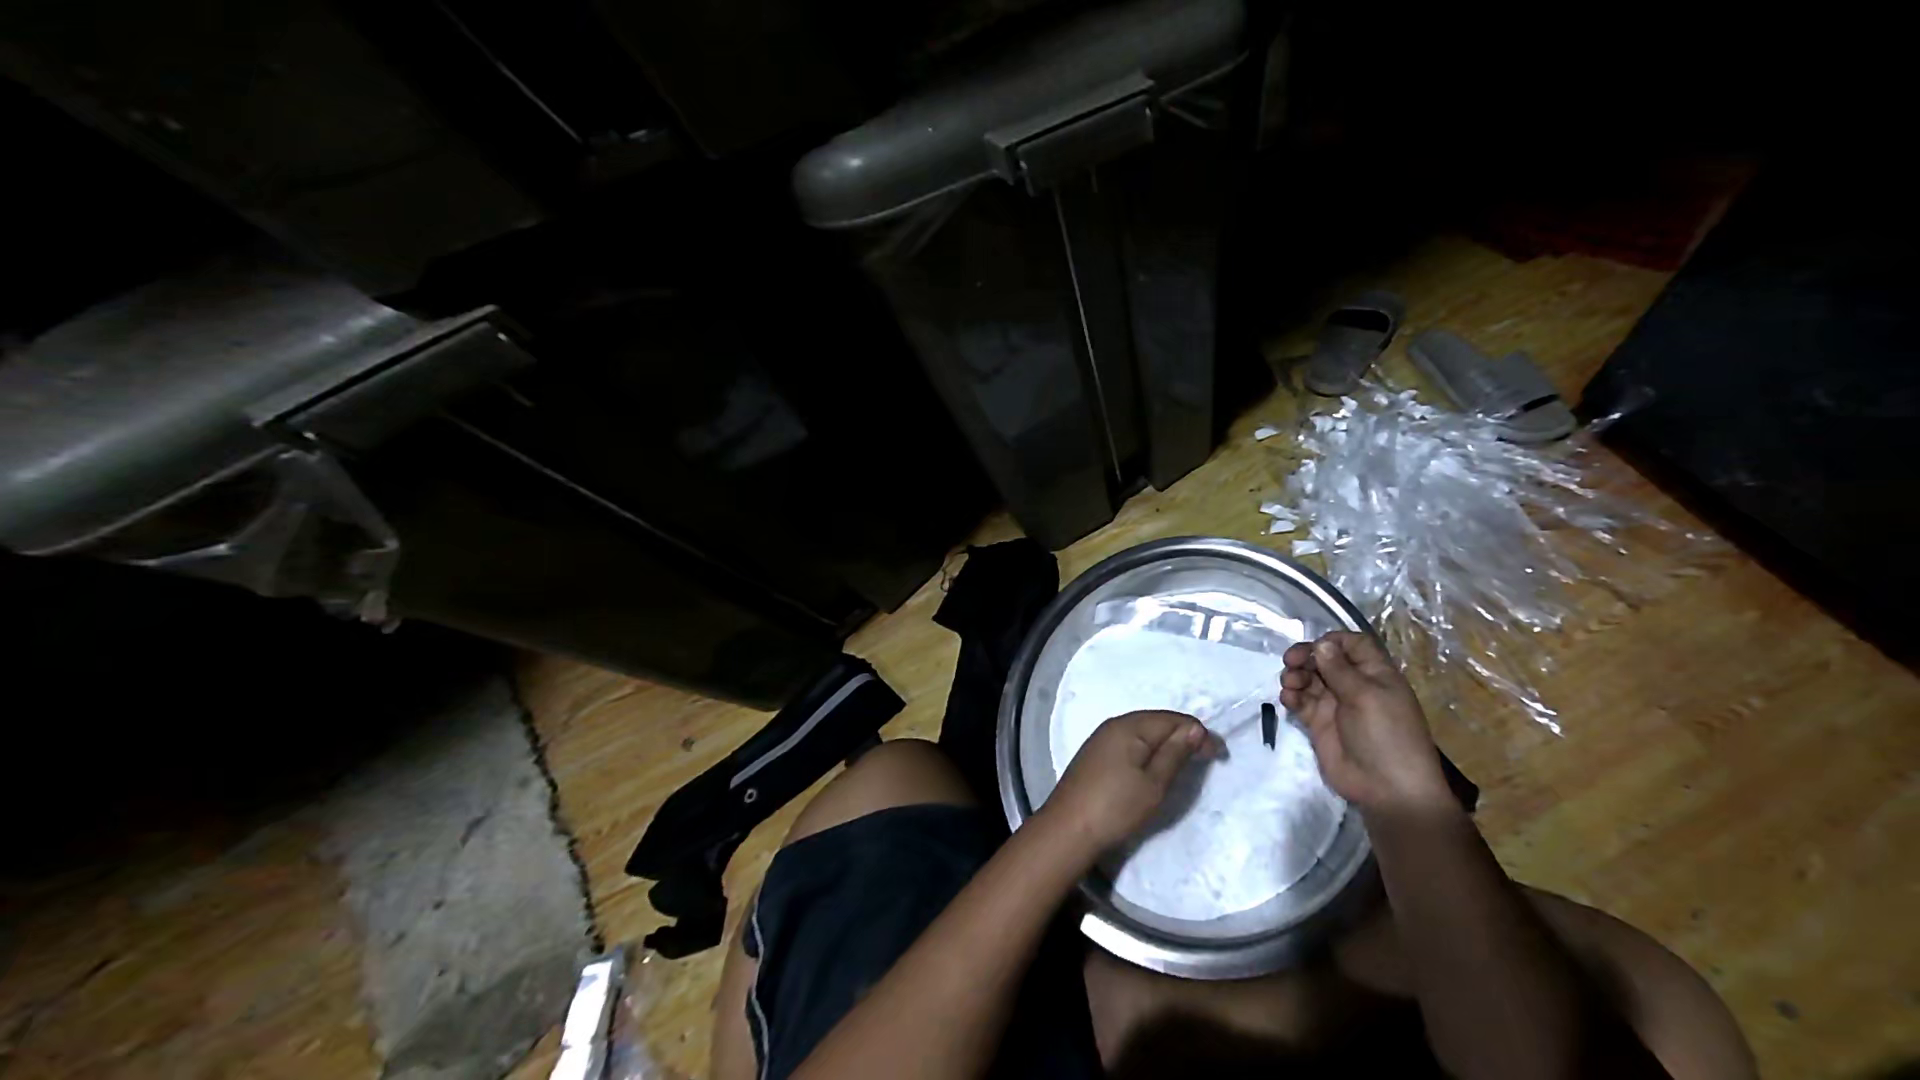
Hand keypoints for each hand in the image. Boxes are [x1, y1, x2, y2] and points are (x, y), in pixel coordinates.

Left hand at [1039, 710, 1217, 855]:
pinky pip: (1130, 742)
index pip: (1174, 719)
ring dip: (1167, 743)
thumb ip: (1175, 753)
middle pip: (1158, 722)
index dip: (1199, 734)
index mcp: (1129, 726)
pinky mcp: (1096, 754)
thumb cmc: (1116, 806)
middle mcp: (1114, 724)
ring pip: (1143, 732)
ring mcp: (1102, 738)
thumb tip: (1196, 728)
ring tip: (1186, 763)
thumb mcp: (1154, 783)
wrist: (1068, 828)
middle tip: (1208, 759)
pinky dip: (1149, 750)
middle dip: (1184, 736)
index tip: (1219, 756)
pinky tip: (1156, 766)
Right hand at [1281, 631, 1453, 815]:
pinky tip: (1289, 700)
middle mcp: (1353, 686)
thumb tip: (1321, 643)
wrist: (1386, 787)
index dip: (1334, 641)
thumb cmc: (1386, 735)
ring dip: (1295, 675)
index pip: (1353, 645)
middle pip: (1324, 659)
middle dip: (1306, 656)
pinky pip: (1300, 701)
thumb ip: (1340, 669)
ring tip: (1290, 684)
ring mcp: (1334, 705)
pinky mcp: (1318, 723)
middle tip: (1290, 662)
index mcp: (1375, 674)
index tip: (1316, 646)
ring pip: (1308, 678)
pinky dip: (1292, 696)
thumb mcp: (1366, 696)